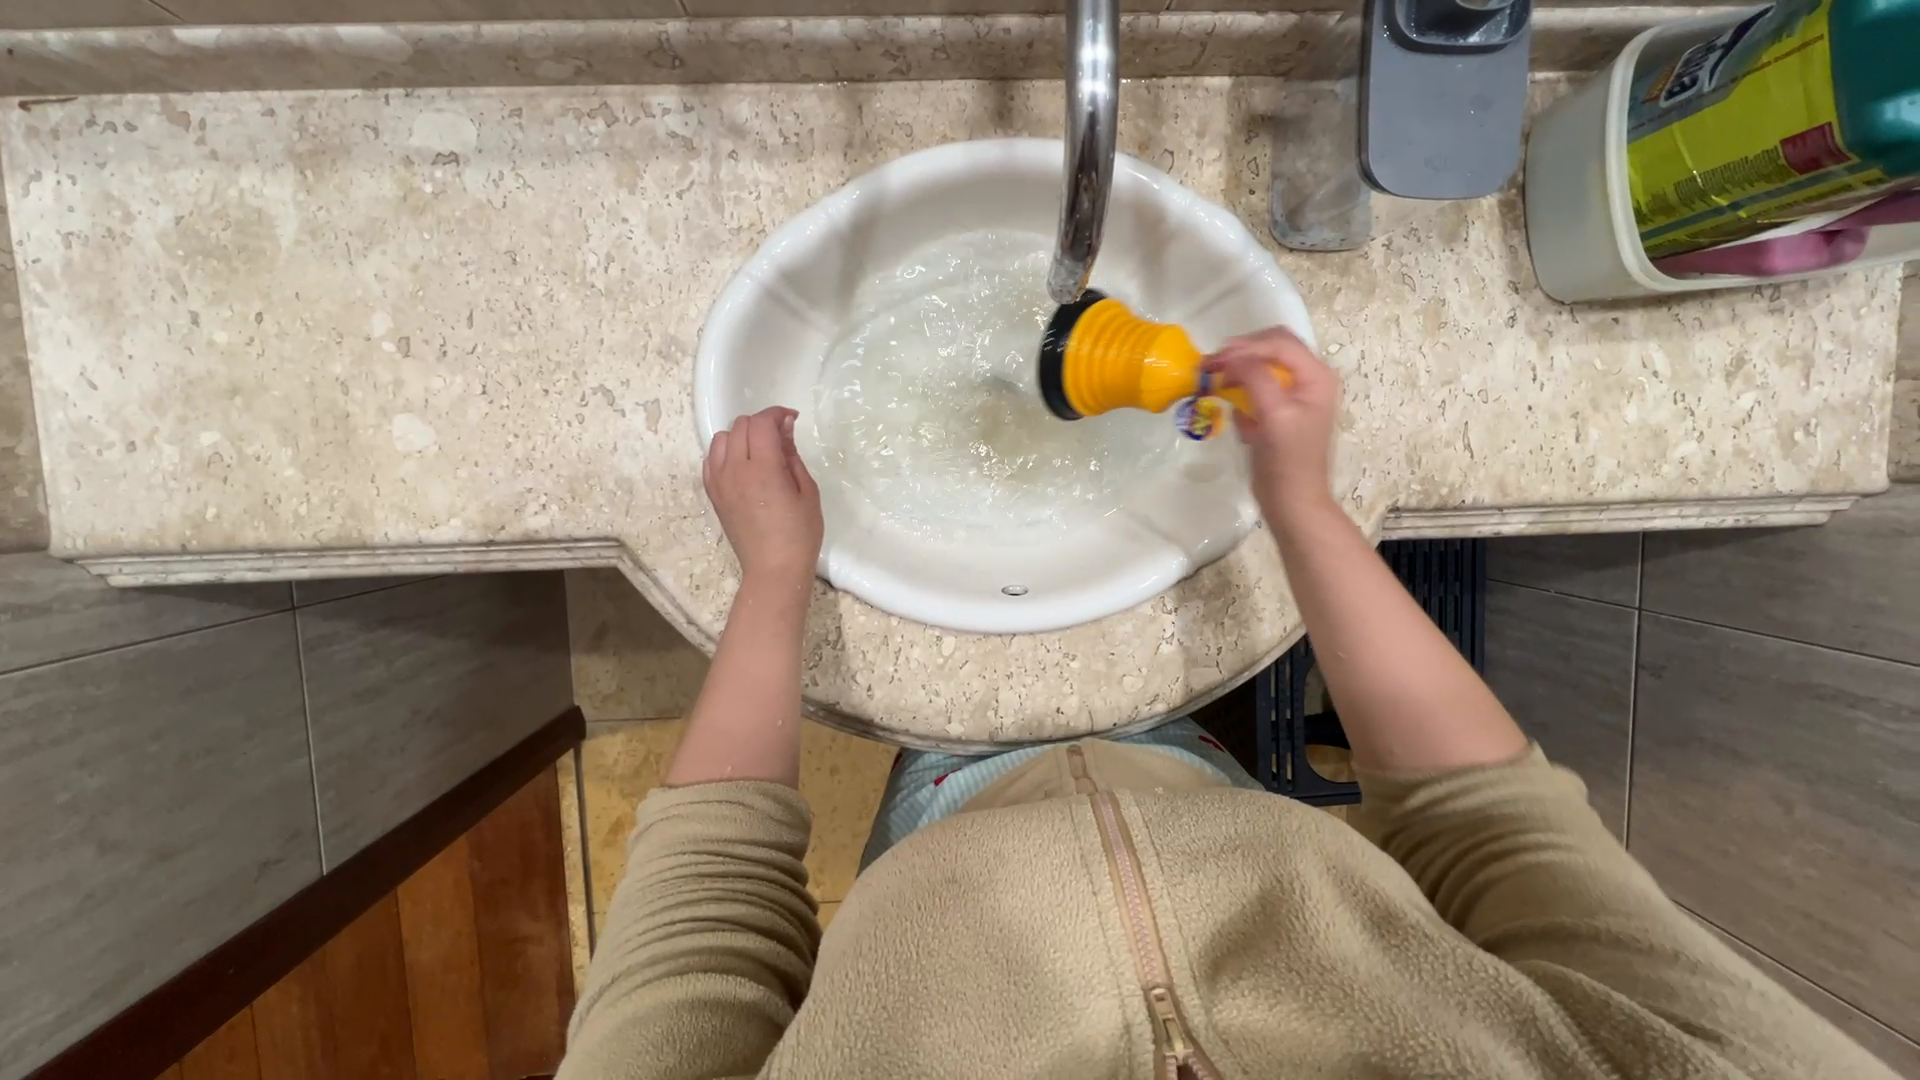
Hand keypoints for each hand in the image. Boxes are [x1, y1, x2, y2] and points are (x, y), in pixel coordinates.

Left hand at [703, 406, 823, 591]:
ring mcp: (720, 482)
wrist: (774, 569)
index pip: (761, 423)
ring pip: (722, 438)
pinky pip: (711, 459)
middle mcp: (735, 470)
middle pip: (740, 426)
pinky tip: (743, 465)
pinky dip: (725, 453)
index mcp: (763, 468)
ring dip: (741, 436)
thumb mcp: (807, 491)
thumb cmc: (800, 534)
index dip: (777, 414)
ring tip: (760, 451)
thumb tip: (784, 429)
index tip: (792, 420)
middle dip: (762, 424)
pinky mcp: (714, 494)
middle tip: (781, 438)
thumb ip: (792, 455)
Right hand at [1204, 327, 1341, 523]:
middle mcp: (1309, 379)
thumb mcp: (1274, 414)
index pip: (1279, 343)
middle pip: (1272, 348)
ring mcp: (1295, 395)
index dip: (1246, 347)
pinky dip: (1242, 392)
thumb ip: (1256, 378)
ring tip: (1217, 383)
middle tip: (1212, 366)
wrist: (1292, 500)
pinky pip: (1257, 389)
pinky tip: (1234, 407)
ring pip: (1263, 366)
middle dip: (1241, 354)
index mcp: (1317, 376)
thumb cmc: (1287, 460)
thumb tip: (1232, 358)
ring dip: (1239, 371)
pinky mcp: (1279, 411)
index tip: (1215, 361)